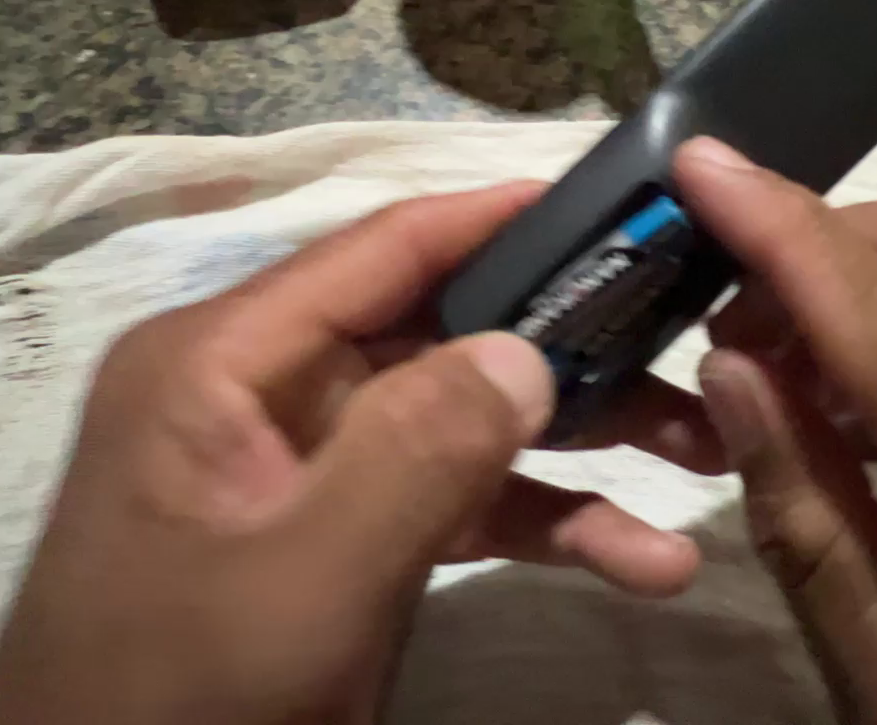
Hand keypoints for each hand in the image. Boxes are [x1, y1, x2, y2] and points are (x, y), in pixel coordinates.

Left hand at [0, 183, 720, 724]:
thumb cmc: (181, 711)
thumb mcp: (302, 585)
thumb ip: (413, 454)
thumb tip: (525, 352)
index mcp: (227, 356)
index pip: (381, 250)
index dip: (491, 217)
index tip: (597, 203)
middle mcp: (273, 384)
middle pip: (442, 329)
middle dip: (563, 344)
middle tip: (675, 336)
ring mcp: (318, 455)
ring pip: (466, 413)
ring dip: (575, 437)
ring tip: (695, 447)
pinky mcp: (352, 522)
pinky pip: (457, 494)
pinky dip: (540, 516)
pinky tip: (637, 559)